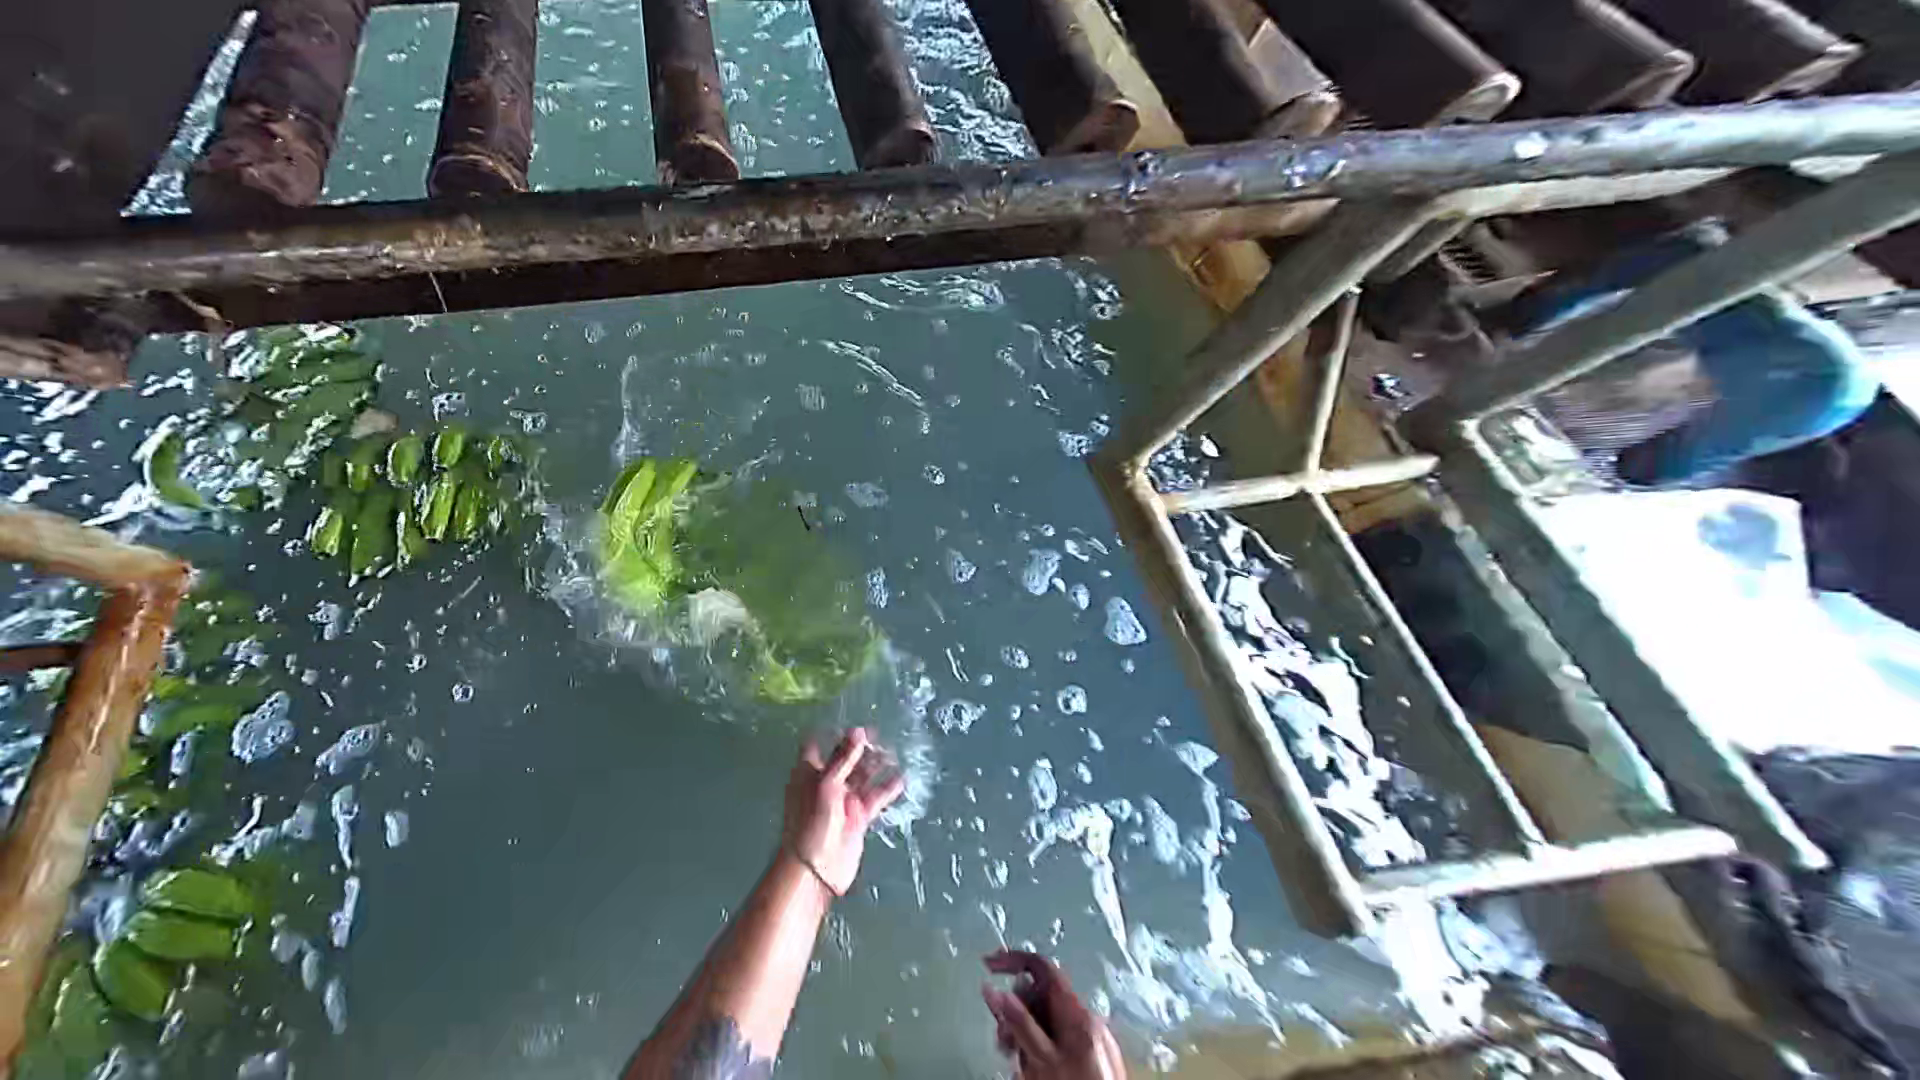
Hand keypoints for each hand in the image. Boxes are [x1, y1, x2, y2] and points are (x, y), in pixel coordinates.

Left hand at [782, 728, 904, 895]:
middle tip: (880, 735)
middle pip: (846, 759)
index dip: (834, 734)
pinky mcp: (859, 817)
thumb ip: (843, 758)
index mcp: (809, 772)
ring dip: (877, 766)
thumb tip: (858, 731)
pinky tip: (901, 778)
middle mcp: (826, 783)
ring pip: (863, 777)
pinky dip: (888, 788)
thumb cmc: (812, 821)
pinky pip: (876, 798)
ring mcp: (844, 800)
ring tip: (895, 753)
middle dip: (861, 748)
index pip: (819, 745)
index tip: (853, 723)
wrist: (815, 869)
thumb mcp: (826, 784)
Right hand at [982, 950, 1125, 1079]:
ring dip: (1025, 1034)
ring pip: (1048, 1020)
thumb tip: (992, 989)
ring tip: (1016, 1060)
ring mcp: (1091, 1037)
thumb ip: (1019, 1023)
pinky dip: (1041, 1047)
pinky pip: (1060, 1038)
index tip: (988, 966)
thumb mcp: (1042, 1060)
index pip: (1042, 967)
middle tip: (1002, 1040)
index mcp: (1076, 1010)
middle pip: (1042, 996)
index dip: (1013, 960)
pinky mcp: (1092, 1056)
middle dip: (1016, 1011)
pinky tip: (1032, 1069)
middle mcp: (1086, 1016)